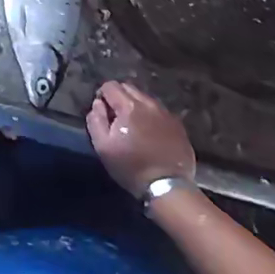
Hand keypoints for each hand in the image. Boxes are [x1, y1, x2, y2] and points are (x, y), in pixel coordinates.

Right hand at [86, 81, 195, 196]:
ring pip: (145, 98)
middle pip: (129, 88)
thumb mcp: (103, 146)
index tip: (102, 112)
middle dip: (119, 97)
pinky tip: (150, 133)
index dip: (102, 95)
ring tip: (133, 125)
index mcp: (129, 107)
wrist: (167, 187)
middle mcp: (149, 104)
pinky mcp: (178, 126)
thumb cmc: (131, 167)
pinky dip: (151, 116)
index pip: (111, 86)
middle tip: (116, 118)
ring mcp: (167, 114)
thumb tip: (98, 103)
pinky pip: (159, 111)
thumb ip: (95, 119)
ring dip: (136, 106)